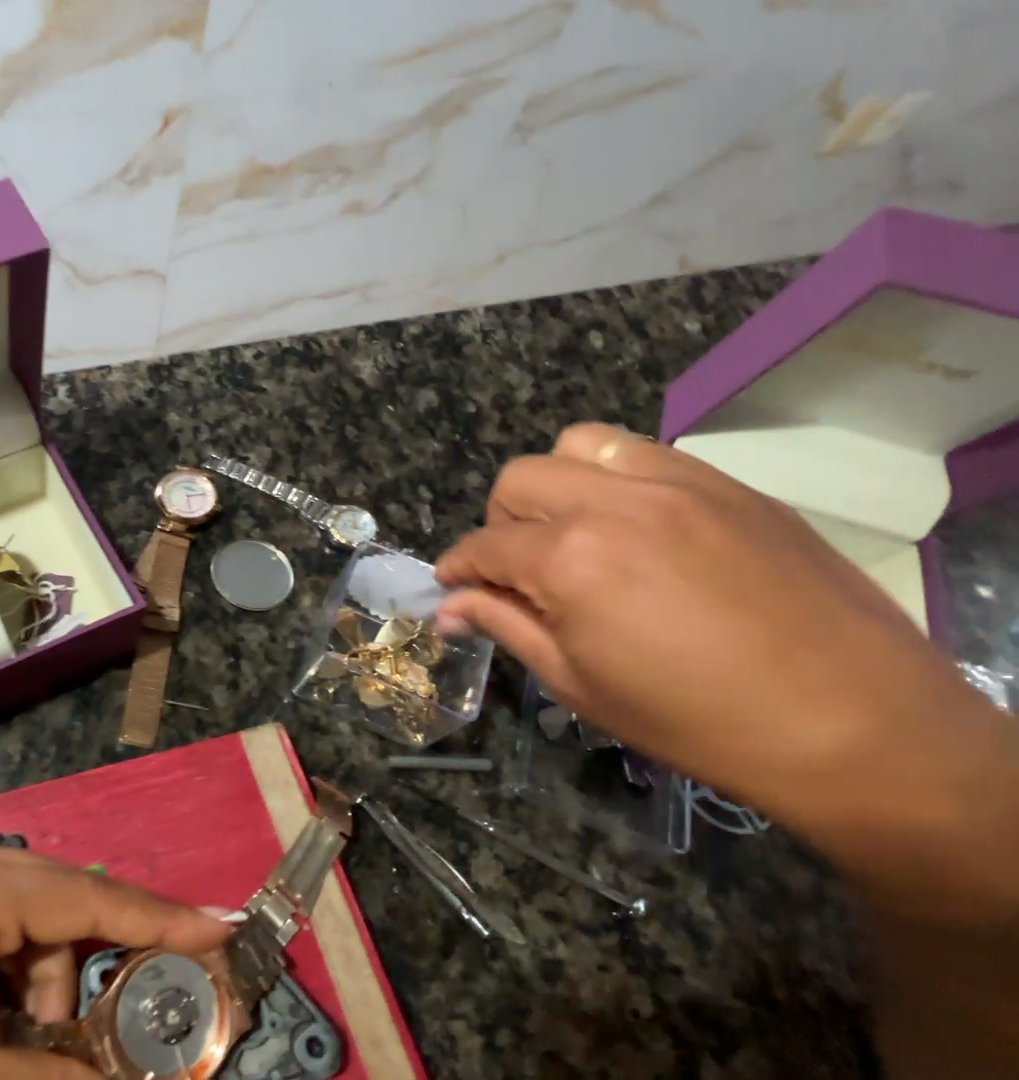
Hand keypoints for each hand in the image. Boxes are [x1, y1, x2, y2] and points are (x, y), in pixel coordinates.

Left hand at [0, 837, 231, 1079]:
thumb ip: (56, 1078)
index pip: (90, 896)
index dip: (164, 920)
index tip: (229, 936)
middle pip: (61, 908)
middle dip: (99, 975)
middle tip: (127, 1042)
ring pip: (24, 931)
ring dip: (47, 998)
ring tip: (34, 1058)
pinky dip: (6, 993)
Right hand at [433, 423, 1018, 918]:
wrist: (857, 726)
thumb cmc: (697, 722)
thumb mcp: (580, 685)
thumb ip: (505, 627)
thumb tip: (450, 606)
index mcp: (570, 560)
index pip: (483, 546)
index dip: (456, 569)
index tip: (452, 590)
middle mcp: (615, 503)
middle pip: (519, 481)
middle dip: (499, 525)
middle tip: (517, 572)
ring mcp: (680, 485)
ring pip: (579, 446)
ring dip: (555, 486)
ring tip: (573, 534)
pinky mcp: (731, 487)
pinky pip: (647, 454)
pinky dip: (615, 479)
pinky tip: (635, 528)